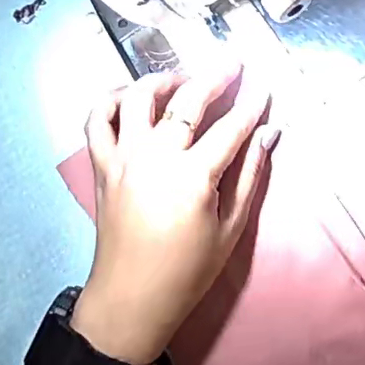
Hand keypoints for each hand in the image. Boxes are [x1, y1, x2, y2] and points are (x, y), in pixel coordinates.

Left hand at [72, 68, 277, 364]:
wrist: (131, 299)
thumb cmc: (188, 270)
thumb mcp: (231, 227)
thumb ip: (249, 175)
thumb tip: (268, 134)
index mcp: (192, 177)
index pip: (230, 128)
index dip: (251, 106)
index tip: (263, 89)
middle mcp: (155, 158)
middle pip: (187, 102)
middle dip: (215, 77)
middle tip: (232, 64)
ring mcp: (123, 158)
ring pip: (138, 98)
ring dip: (163, 79)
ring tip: (182, 78)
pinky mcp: (102, 165)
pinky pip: (97, 120)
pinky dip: (111, 99)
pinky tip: (130, 95)